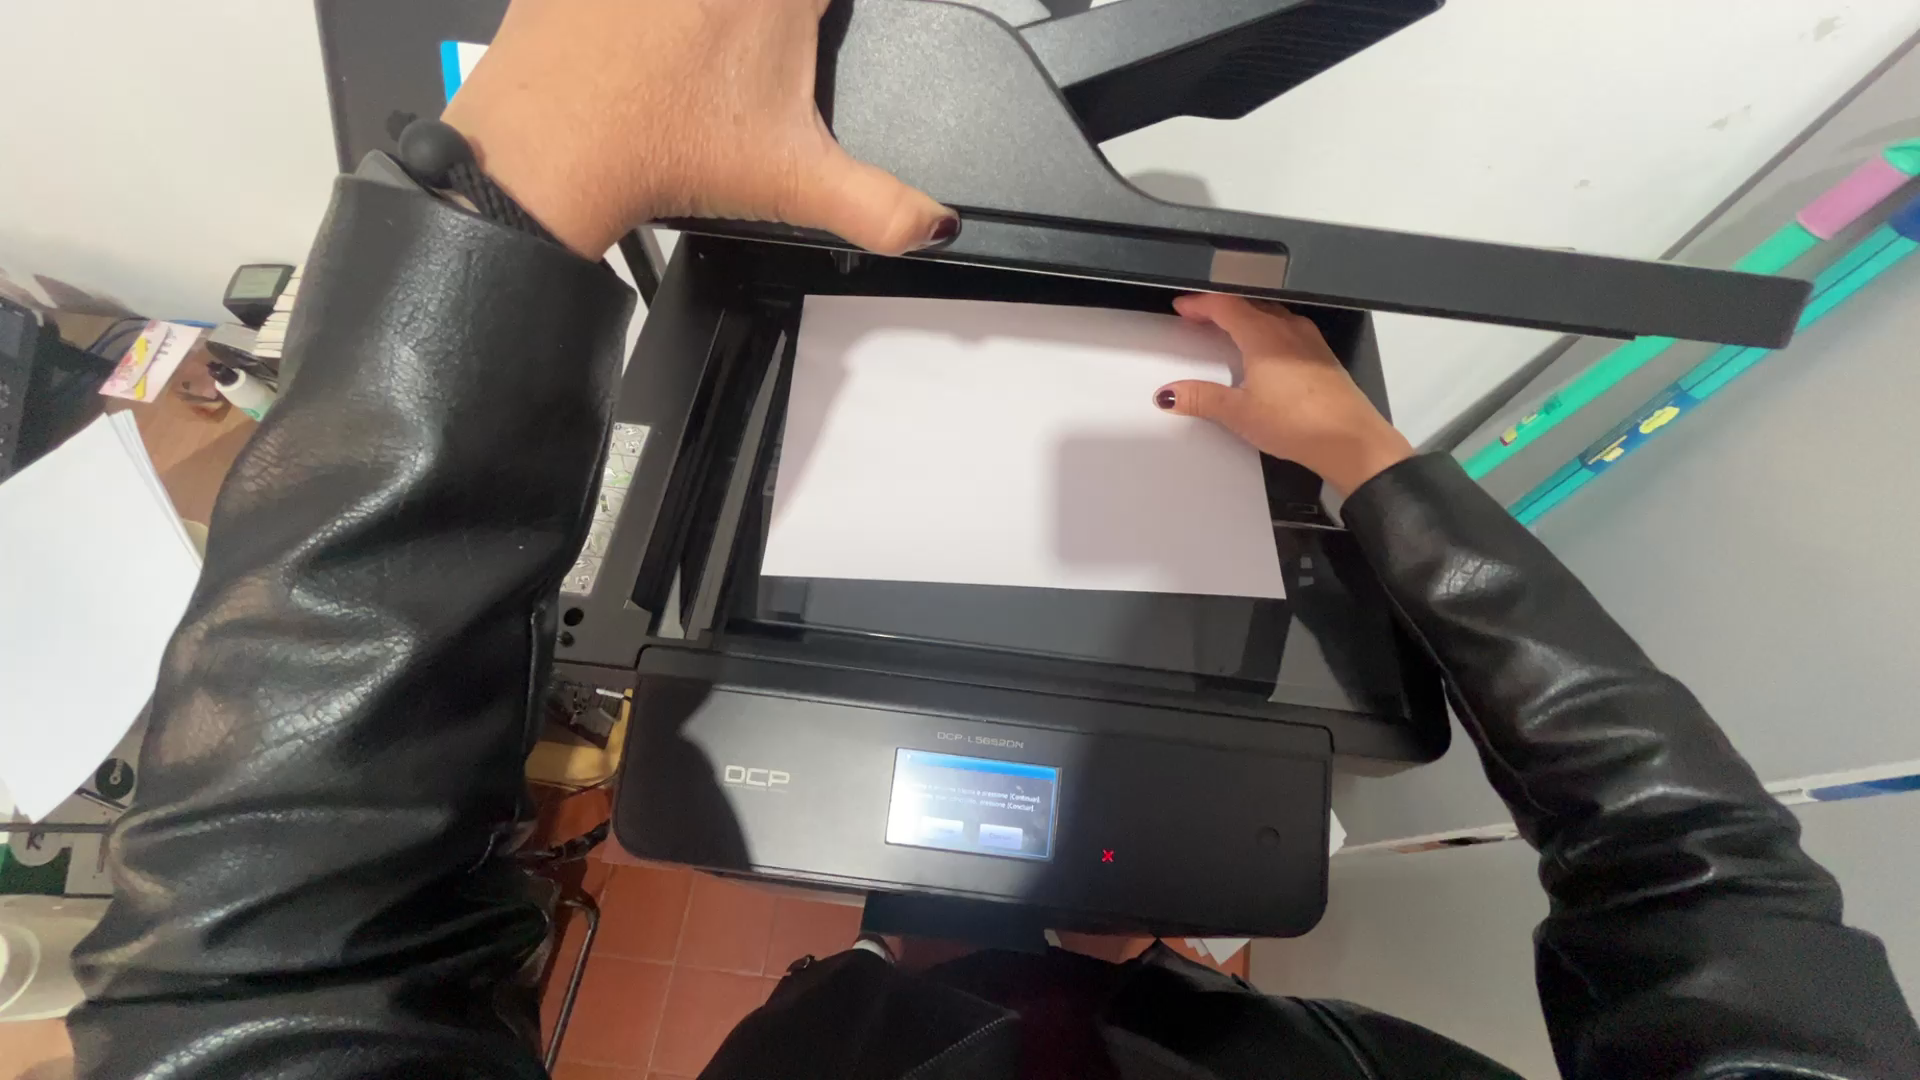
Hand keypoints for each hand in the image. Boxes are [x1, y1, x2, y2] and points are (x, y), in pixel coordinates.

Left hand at [441, 0, 957, 258]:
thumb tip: (935, 225)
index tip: (819, 30)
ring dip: (731, 19)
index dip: (826, 15)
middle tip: (770, 55)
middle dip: (782, 21)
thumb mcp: (797, 187)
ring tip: (725, 57)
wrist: (561, 144)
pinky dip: (673, 14)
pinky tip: (674, 36)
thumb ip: (879, 209)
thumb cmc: (669, 149)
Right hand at [1156, 294, 1413, 494]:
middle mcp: (1288, 330)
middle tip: (1198, 315)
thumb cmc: (1300, 422)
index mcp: (1264, 336)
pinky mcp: (1320, 354)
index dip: (1200, 303)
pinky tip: (1262, 348)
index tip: (1183, 306)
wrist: (1349, 440)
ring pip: (1270, 313)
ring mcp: (1308, 340)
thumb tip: (1169, 394)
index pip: (1226, 306)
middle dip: (1219, 307)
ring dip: (1244, 315)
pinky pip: (1287, 328)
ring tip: (1226, 328)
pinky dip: (1265, 328)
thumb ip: (1200, 399)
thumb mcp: (1238, 412)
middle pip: (1248, 304)